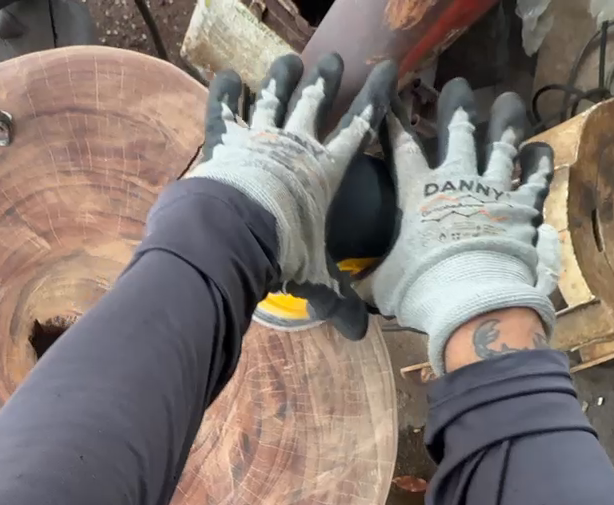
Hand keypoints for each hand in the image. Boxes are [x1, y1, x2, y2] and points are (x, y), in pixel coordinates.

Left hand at [187, 54, 394, 303]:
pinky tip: (225, 77)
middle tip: (332, 61)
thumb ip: (337, 302)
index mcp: (325, 172)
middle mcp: (296, 146)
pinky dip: (224, 92)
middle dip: (326, 80)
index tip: (389, 71)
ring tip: (288, 61)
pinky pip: (224, 109)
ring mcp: (260, 138)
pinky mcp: (226, 142)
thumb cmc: (282, 254)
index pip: (359, 127)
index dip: (375, 99)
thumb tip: (360, 335)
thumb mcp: (315, 280)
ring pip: (274, 97)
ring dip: (281, 77)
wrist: (234, 237)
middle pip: (315, 102)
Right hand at [367, 80, 561, 373]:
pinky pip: (535, 177)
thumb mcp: (380, 285)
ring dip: (505, 121)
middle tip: (457, 87)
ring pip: (502, 144)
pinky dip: (538, 161)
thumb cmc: (417, 289)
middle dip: (456, 106)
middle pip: (458, 131)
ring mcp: (493, 189)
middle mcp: (457, 179)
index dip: (396, 123)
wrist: (469, 299)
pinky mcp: (523, 206)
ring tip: (508, 101)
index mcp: (417, 193)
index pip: (403, 148)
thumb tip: (344, 291)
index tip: (392, 100)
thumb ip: (364, 280)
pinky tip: (539, 148)